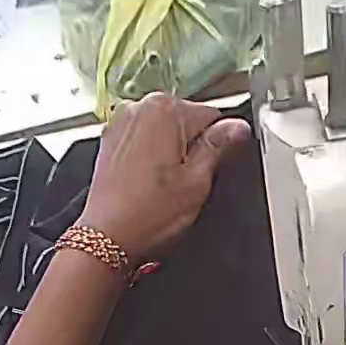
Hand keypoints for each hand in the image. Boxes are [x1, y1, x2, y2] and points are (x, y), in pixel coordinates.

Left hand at [78, 93, 251, 261]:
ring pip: (165, 134)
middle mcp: (139, 107)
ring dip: (171, 156)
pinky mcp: (111, 142)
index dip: (220, 147)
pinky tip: (150, 186)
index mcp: (165, 109)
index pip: (213, 116)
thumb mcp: (198, 182)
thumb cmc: (148, 214)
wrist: (108, 236)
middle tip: (187, 184)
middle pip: (186, 123)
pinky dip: (151, 161)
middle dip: (192, 151)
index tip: (213, 169)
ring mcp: (122, 124)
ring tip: (166, 188)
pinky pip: (144, 144)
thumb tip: (237, 127)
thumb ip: (219, 147)